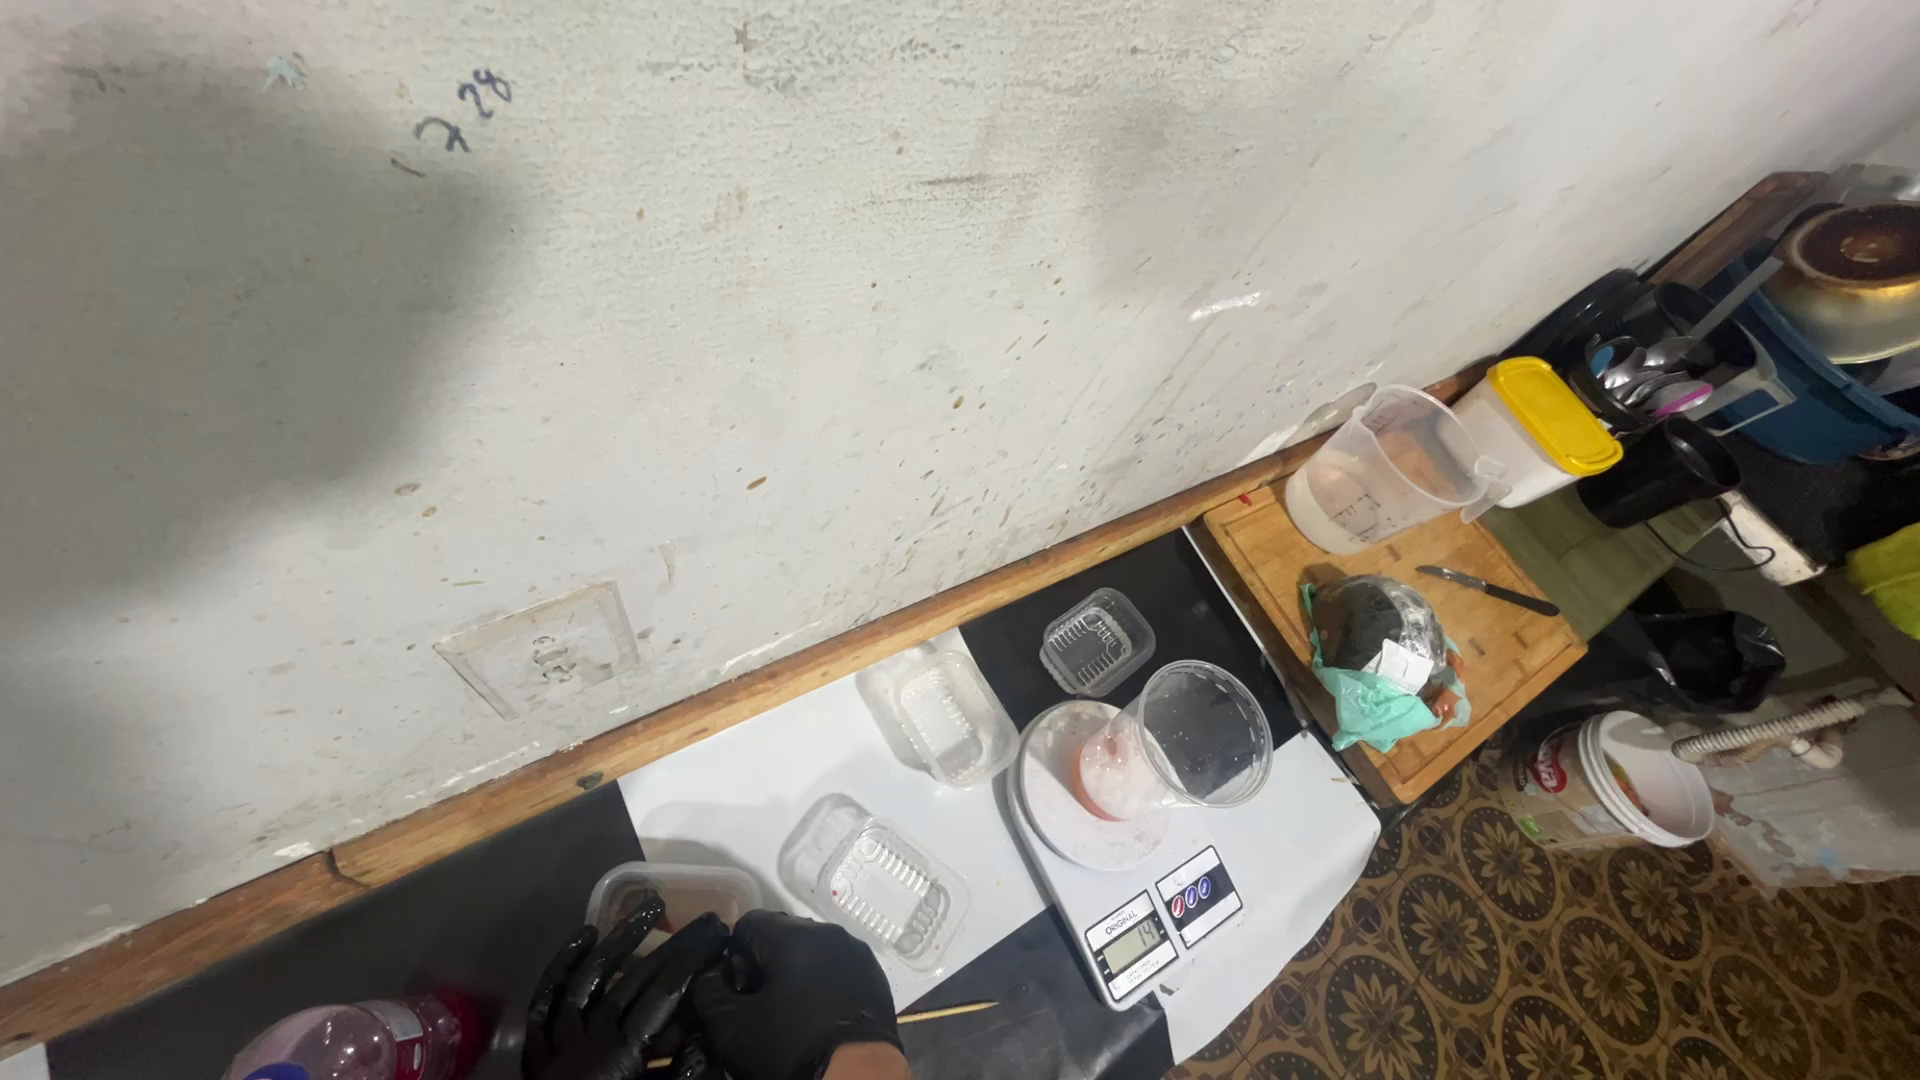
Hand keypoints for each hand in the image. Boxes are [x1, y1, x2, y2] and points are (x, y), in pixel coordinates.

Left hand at [524, 895, 728, 1079]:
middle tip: (699, 922)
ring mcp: (558, 1045)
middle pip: (634, 981)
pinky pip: (545, 1002)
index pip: (663, 994)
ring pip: (588, 980)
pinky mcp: (538, 1053)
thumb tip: (704, 1035)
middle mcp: (588, 1044)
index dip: (691, 961)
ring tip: (649, 911)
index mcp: (619, 1060)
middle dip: (671, 947)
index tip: (716, 937)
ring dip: (620, 942)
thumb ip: (682, 1075)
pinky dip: (563, 966)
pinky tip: (585, 936)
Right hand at [691, 910, 899, 1079]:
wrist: (856, 1076)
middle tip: (760, 1003)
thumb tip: (712, 975)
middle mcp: (828, 932)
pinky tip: (818, 1014)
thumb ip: (711, 994)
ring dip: (797, 970)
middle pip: (784, 933)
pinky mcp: (873, 973)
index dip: (735, 953)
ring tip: (790, 1011)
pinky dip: (824, 981)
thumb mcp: (734, 1029)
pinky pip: (838, 965)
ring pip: (813, 949)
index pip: (751, 923)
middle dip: (767, 961)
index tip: (736, 988)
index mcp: (794, 936)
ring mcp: (856, 951)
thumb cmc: (790, 1050)